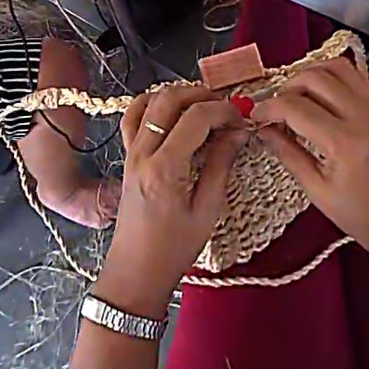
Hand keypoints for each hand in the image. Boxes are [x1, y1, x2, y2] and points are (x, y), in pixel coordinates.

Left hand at [94, 86, 247, 319]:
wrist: (135, 273)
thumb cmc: (174, 249)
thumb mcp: (207, 210)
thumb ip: (221, 164)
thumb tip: (238, 131)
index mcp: (165, 168)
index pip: (196, 117)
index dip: (223, 110)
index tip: (241, 118)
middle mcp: (143, 153)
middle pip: (169, 99)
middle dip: (202, 95)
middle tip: (225, 108)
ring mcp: (131, 152)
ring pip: (149, 101)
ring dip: (179, 95)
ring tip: (203, 107)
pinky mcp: (127, 156)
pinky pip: (133, 116)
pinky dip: (152, 104)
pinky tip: (173, 112)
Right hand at [252, 58, 368, 265]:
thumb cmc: (367, 221)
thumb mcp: (320, 193)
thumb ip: (289, 155)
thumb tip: (264, 130)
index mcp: (342, 142)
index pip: (294, 108)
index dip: (269, 108)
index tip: (255, 115)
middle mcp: (361, 116)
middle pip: (314, 78)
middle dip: (286, 87)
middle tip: (274, 107)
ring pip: (337, 68)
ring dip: (310, 74)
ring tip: (295, 95)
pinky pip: (356, 77)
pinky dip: (333, 76)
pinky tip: (320, 94)